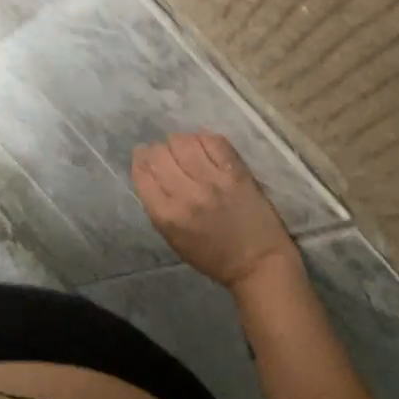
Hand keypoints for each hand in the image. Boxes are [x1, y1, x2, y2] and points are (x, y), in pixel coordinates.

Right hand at [132, 132, 300, 290]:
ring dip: (179, 141)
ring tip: (184, 147)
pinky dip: (203, 138)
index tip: (143, 155)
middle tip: (164, 153)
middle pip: (160, 154)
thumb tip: (150, 174)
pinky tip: (203, 144)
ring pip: (184, 142)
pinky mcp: (235, 170)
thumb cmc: (213, 256)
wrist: (257, 260)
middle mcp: (187, 194)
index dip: (140, 160)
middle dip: (157, 150)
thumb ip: (159, 207)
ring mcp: (212, 179)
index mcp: (168, 216)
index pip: (143, 174)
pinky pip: (213, 141)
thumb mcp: (174, 239)